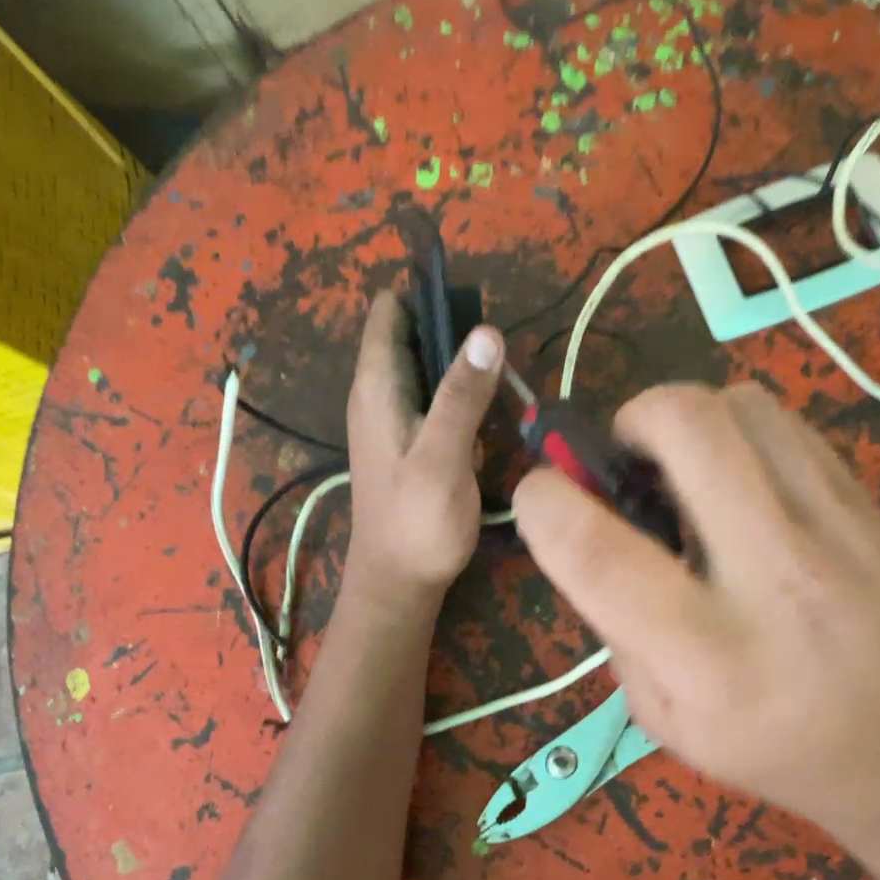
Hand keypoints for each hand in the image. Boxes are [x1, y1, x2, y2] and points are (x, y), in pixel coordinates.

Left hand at [343, 290, 503, 596]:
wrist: (399, 583)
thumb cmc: (417, 521)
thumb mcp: (443, 455)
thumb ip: (461, 395)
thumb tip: (486, 331)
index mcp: (376, 387)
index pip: (388, 312)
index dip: (425, 295)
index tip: (473, 304)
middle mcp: (378, 393)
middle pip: (412, 334)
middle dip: (453, 329)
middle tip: (500, 353)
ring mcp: (393, 417)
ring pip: (427, 366)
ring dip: (461, 363)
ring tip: (502, 380)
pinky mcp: (410, 440)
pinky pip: (435, 396)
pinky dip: (460, 393)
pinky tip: (489, 413)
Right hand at [512, 382, 879, 858]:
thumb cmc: (772, 748)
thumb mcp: (665, 719)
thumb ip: (616, 620)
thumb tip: (586, 523)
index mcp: (711, 657)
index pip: (600, 551)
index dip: (543, 501)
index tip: (539, 493)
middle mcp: (776, 578)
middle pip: (687, 427)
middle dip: (631, 419)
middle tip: (629, 459)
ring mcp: (835, 530)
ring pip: (743, 405)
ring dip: (692, 419)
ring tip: (688, 469)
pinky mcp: (868, 505)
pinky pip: (788, 424)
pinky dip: (743, 432)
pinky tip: (743, 480)